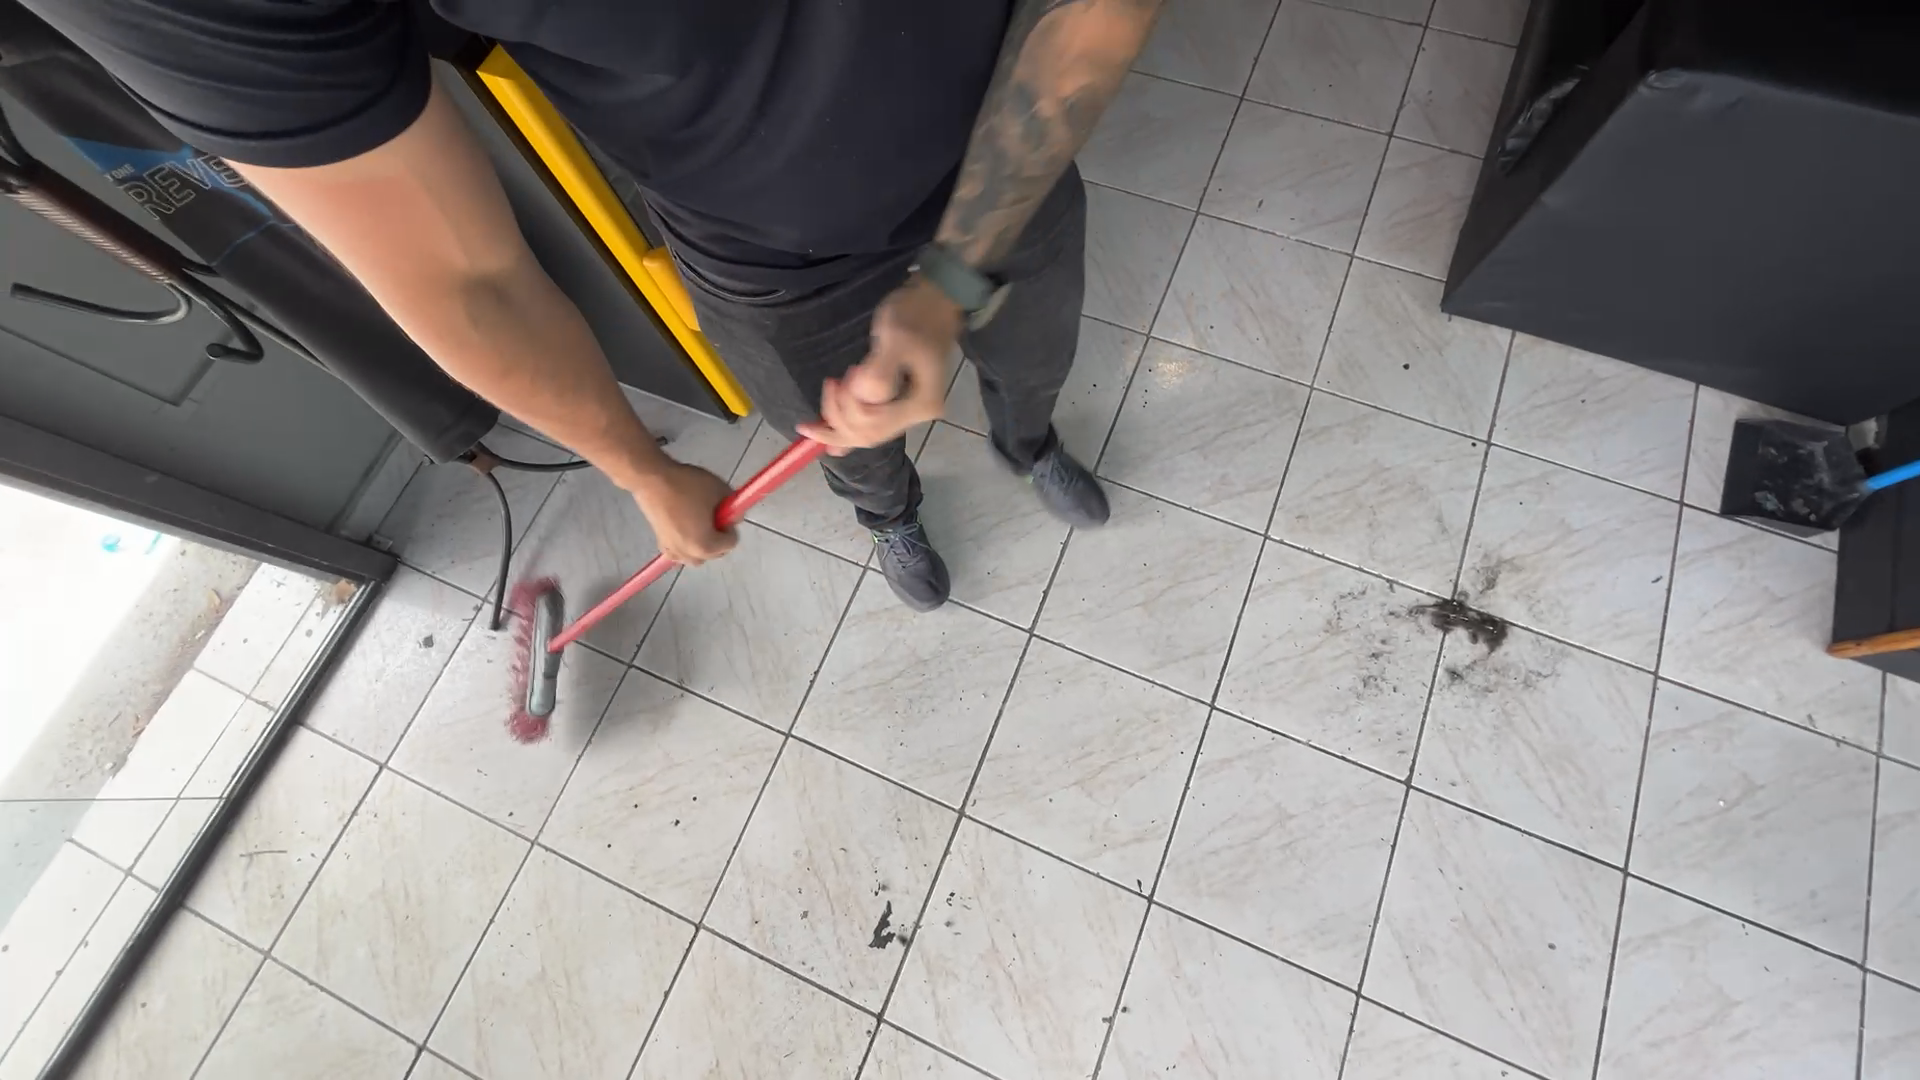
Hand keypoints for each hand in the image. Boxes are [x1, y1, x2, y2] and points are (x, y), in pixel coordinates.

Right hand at [626, 460, 736, 564]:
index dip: (730, 525)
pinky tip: (686, 527)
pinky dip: (687, 545)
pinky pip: (681, 552)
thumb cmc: (688, 485)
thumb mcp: (721, 491)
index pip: (731, 542)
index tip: (722, 511)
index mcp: (706, 546)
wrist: (652, 479)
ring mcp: (673, 552)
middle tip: (713, 516)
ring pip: (698, 556)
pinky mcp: (661, 544)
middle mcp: (689, 555)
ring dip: (704, 544)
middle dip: (719, 537)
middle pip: (715, 553)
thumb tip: (735, 519)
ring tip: (700, 523)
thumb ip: (735, 509)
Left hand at [797, 274, 958, 454]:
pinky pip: (871, 426)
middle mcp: (917, 416)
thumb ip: (880, 371)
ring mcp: (909, 413)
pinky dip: (848, 433)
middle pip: (868, 435)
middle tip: (829, 385)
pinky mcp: (899, 405)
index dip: (846, 407)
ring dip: (840, 423)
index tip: (839, 378)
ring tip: (829, 396)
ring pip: (867, 434)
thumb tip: (862, 396)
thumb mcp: (896, 337)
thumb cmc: (915, 315)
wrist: (934, 302)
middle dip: (839, 419)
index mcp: (920, 404)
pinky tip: (830, 442)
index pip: (872, 423)